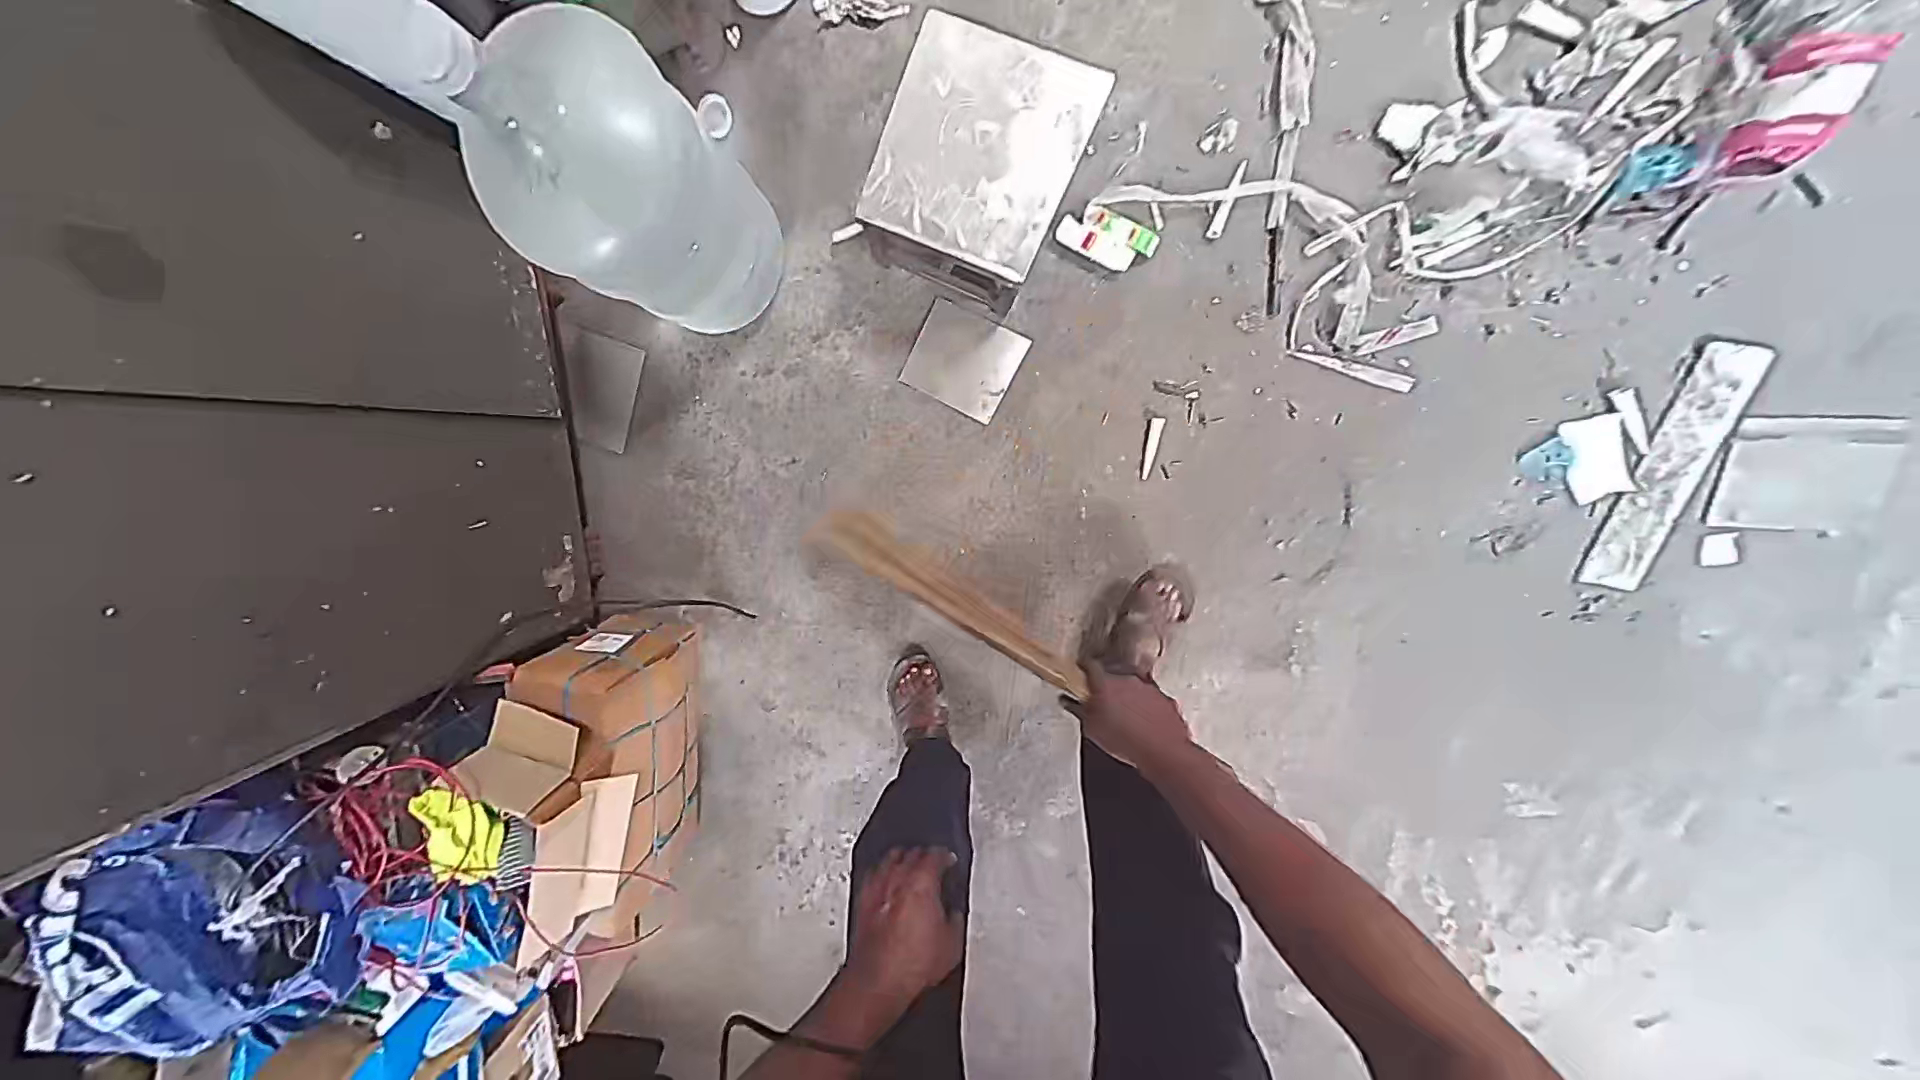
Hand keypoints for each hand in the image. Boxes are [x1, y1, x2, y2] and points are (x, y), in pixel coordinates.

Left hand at [843, 848, 964, 1009]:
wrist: (879, 982)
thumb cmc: (911, 964)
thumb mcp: (952, 944)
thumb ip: (956, 919)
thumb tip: (954, 915)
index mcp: (923, 882)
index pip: (936, 855)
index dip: (945, 856)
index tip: (949, 860)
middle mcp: (898, 878)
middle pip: (912, 852)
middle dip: (924, 854)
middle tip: (933, 862)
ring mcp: (878, 887)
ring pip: (891, 858)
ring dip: (902, 858)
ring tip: (909, 864)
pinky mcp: (863, 900)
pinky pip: (873, 874)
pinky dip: (882, 872)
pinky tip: (884, 879)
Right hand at [1065, 662, 1196, 771]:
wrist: (1162, 752)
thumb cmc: (1127, 741)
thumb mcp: (1091, 729)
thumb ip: (1079, 710)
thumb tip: (1070, 702)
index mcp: (1105, 684)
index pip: (1090, 665)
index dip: (1084, 667)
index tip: (1082, 670)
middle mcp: (1128, 680)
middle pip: (1113, 675)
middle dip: (1107, 687)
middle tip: (1102, 703)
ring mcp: (1148, 688)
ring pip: (1133, 687)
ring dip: (1128, 697)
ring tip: (1124, 718)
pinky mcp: (1164, 699)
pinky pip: (1151, 699)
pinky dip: (1146, 707)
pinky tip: (1142, 724)